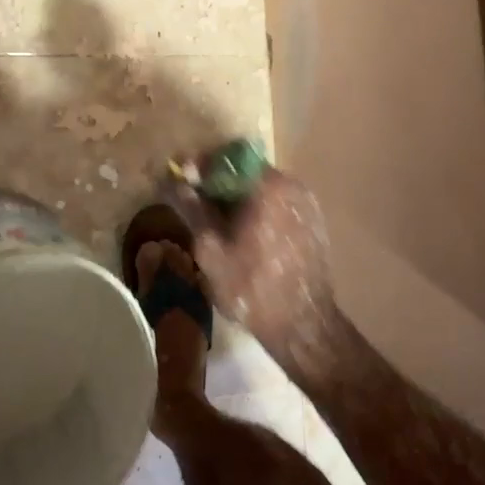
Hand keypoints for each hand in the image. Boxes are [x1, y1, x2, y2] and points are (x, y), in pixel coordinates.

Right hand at [166, 165, 334, 357]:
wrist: (304, 327)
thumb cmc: (252, 289)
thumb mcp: (210, 250)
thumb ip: (192, 208)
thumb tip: (171, 180)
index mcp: (267, 185)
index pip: (226, 157)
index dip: (199, 166)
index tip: (180, 179)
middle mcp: (291, 184)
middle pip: (245, 169)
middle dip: (217, 181)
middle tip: (195, 202)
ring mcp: (306, 202)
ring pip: (261, 186)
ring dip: (237, 196)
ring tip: (215, 221)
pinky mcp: (313, 221)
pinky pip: (277, 202)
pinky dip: (257, 208)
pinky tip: (242, 233)